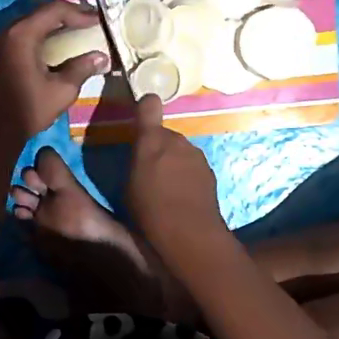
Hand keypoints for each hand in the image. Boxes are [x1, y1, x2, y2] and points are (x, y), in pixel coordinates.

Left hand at [0, 0, 108, 137]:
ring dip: (56, 23)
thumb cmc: (30, 108)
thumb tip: (102, 57)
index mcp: (23, 35)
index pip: (54, 10)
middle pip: (42, 11)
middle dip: (68, 14)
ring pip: (34, 21)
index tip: (97, 20)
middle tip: (90, 20)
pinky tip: (59, 43)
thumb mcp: (63, 89)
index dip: (79, 12)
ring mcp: (3, 41)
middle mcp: (10, 31)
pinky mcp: (2, 52)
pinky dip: (45, 33)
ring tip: (77, 29)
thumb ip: (82, 68)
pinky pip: (27, 33)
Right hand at [127, 94, 225, 251]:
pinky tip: (183, 196)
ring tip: (167, 188)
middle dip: (159, 147)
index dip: (146, 107)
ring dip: (174, 161)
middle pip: (165, 135)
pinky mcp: (209, 171)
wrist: (188, 232)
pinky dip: (187, 174)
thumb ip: (137, 162)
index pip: (149, 106)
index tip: (143, 111)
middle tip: (151, 171)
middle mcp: (176, 140)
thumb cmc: (148, 210)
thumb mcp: (129, 185)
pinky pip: (193, 165)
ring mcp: (196, 154)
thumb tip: (143, 156)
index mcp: (151, 141)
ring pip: (181, 151)